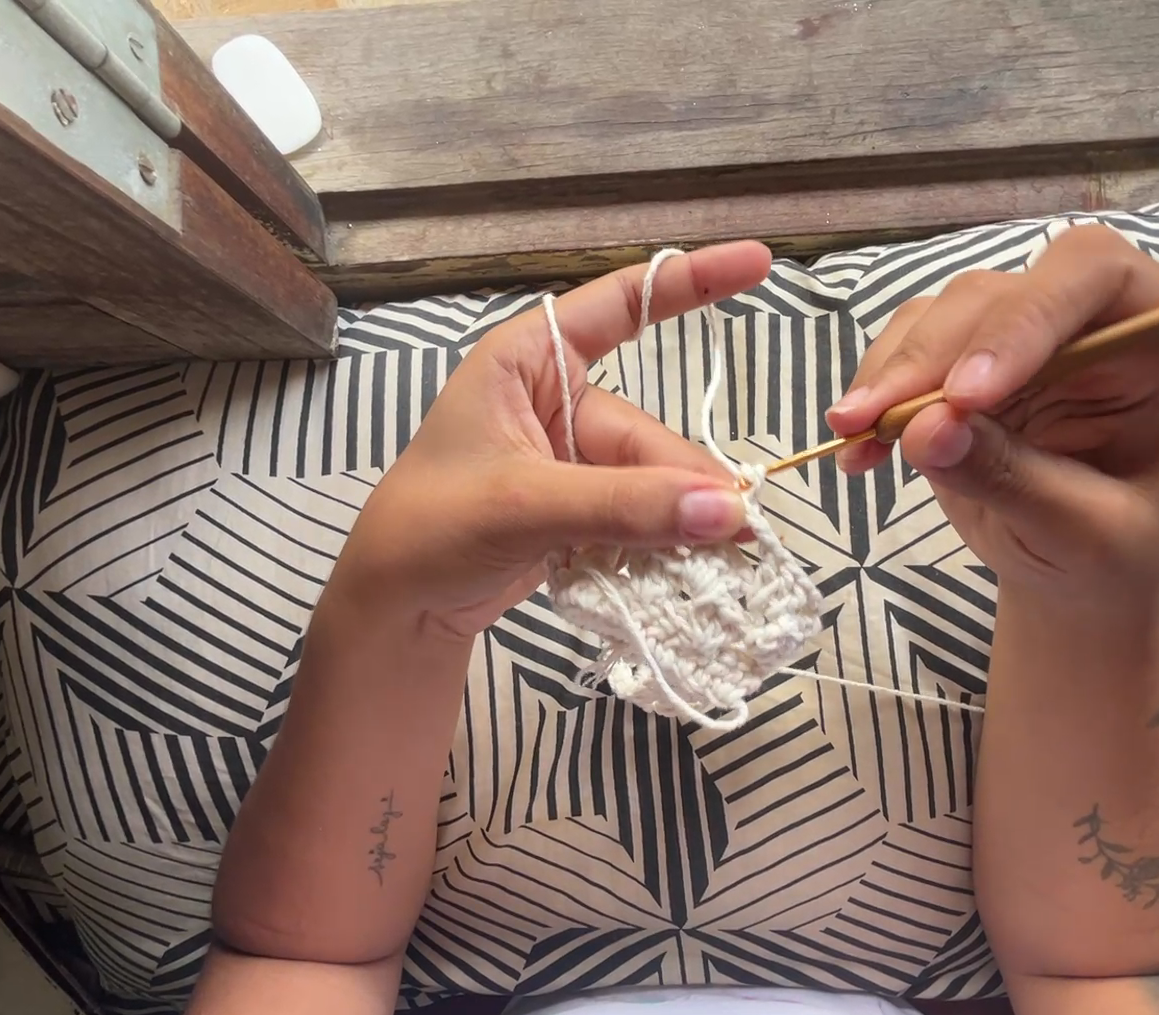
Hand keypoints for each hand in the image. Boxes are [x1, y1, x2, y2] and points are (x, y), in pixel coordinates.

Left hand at [335, 242, 774, 639]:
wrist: (398, 607)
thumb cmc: (430, 529)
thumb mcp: (522, 504)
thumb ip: (623, 504)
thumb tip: (727, 508)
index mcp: (527, 363)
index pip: (618, 306)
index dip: (689, 282)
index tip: (759, 263)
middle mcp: (554, 403)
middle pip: (646, 432)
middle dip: (685, 482)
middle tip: (737, 530)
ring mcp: (569, 461)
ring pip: (649, 481)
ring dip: (680, 519)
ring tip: (726, 553)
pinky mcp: (577, 511)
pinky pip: (636, 516)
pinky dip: (660, 540)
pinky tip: (685, 566)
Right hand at [825, 226, 1158, 606]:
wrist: (1068, 571)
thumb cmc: (1102, 553)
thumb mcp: (1076, 530)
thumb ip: (1008, 476)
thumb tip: (922, 429)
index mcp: (1150, 346)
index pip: (1092, 277)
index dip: (1023, 319)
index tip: (965, 396)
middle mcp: (1080, 326)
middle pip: (991, 296)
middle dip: (927, 359)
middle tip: (872, 422)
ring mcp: (1013, 343)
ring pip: (936, 317)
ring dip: (887, 374)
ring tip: (851, 434)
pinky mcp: (957, 368)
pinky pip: (902, 353)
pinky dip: (872, 396)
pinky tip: (857, 449)